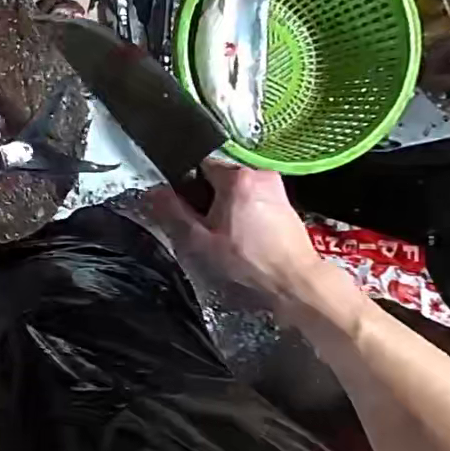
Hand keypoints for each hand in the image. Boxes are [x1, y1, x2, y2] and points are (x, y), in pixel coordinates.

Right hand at [144, 160, 325, 304]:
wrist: (297, 286)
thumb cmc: (247, 264)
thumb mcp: (198, 241)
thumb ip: (171, 212)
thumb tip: (152, 192)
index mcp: (237, 176)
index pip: (198, 164)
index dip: (184, 187)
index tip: (183, 210)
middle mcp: (260, 173)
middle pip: (218, 178)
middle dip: (206, 200)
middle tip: (202, 230)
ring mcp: (277, 189)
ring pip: (236, 191)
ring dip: (225, 209)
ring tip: (223, 239)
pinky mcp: (286, 206)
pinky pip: (254, 201)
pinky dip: (243, 216)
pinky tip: (243, 242)